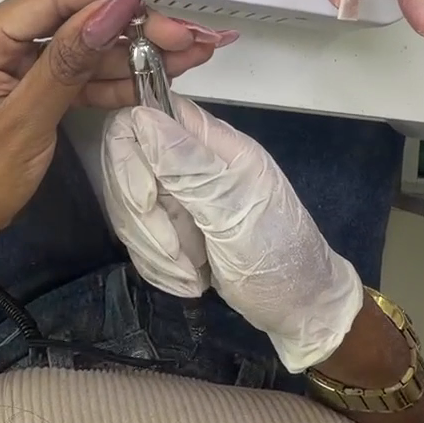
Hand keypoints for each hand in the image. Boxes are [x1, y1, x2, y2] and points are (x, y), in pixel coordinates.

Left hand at [0, 0, 232, 249]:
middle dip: (139, 26)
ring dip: (139, 53)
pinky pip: (80, 76)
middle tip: (196, 36)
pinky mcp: (31, 88)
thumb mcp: (24, 122)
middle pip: (78, 19)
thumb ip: (69, 61)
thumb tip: (118, 6)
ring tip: (198, 51)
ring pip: (87, 48)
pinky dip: (118, 78)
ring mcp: (15, 65)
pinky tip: (165, 74)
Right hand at [99, 93, 363, 371]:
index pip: (144, 114)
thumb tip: (142, 117)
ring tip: (191, 274)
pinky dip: (155, 263)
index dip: (130, 153)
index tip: (148, 199)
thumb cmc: (279, 257)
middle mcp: (187, 160)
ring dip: (151, 248)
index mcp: (212, 144)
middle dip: (141, 217)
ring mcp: (176, 191)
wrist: (300, 308)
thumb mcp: (237, 215)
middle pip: (124, 164)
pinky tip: (188, 278)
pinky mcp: (168, 223)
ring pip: (125, 204)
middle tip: (175, 252)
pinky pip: (134, 234)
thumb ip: (189, 168)